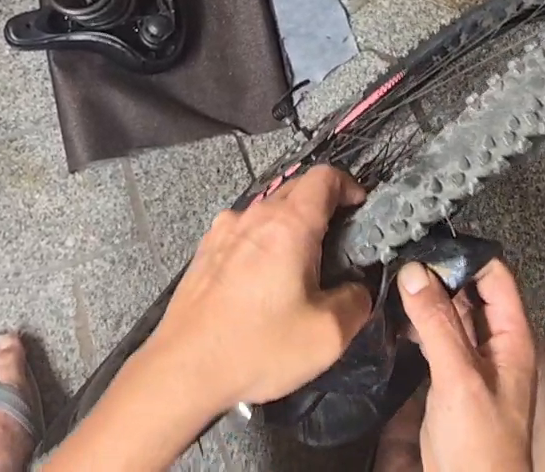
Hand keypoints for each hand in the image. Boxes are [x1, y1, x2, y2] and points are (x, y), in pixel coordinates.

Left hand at [142, 165, 373, 408]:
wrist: (183, 369)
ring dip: (290, 227)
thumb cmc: (257, 346)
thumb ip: (356, 302)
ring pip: (268, 212)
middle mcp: (255, 214)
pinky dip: (263, 243)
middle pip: (297, 190)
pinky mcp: (205, 250)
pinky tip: (262, 283)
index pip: (325, 176)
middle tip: (339, 246)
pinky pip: (245, 232)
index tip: (361, 211)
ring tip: (299, 269)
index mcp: (289, 224)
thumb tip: (358, 288)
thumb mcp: (327, 336)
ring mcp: (224, 229)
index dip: (349, 186)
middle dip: (323, 208)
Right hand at [400, 259, 536, 471]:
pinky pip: (435, 334)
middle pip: (470, 291)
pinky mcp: (449, 377)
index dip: (467, 255)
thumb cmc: (479, 441)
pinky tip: (395, 312)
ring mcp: (471, 360)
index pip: (495, 276)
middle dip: (440, 271)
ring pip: (450, 311)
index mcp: (512, 337)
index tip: (429, 240)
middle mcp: (494, 342)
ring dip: (426, 295)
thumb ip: (437, 321)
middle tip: (403, 252)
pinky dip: (417, 320)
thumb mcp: (459, 376)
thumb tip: (413, 269)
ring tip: (393, 275)